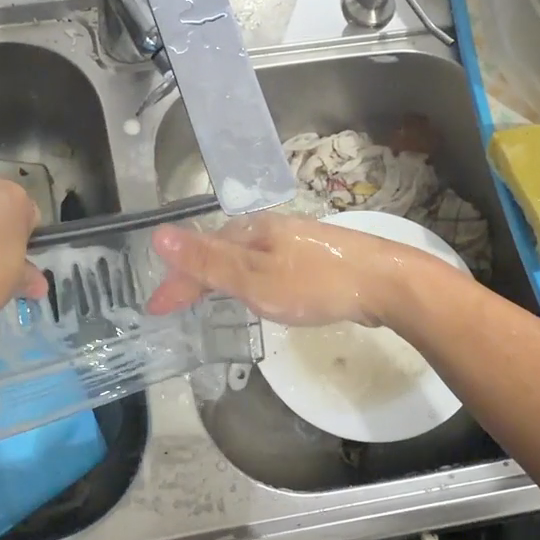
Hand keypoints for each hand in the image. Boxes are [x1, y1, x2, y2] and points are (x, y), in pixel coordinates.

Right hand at [143, 214, 459, 327]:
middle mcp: (268, 230)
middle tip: (174, 307)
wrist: (384, 282)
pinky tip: (254, 293)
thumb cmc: (315, 283)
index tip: (155, 309)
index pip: (199, 255)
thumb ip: (207, 261)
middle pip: (218, 252)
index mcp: (249, 232)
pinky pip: (264, 267)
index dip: (175, 282)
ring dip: (218, 277)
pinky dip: (245, 281)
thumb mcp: (254, 278)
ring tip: (205, 300)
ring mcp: (292, 242)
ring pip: (242, 259)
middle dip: (193, 277)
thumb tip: (159, 235)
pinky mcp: (312, 259)